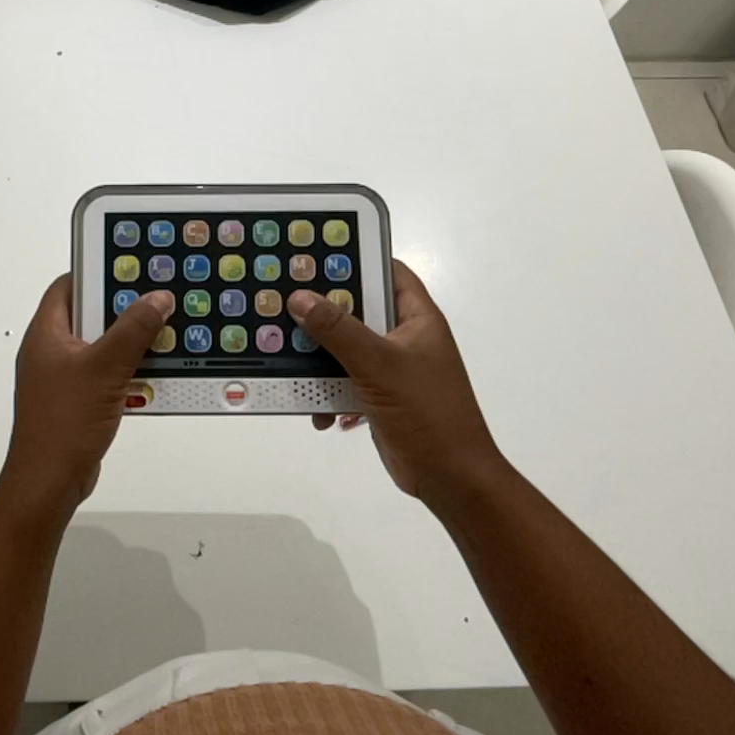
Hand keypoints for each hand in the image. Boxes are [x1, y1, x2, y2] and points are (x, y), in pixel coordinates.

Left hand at [0, 274, 173, 517]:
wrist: (49, 482)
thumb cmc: (65, 422)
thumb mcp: (105, 368)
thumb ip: (133, 330)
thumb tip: (157, 297)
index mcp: (46, 333)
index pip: (68, 286)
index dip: (98, 272)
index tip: (132, 268)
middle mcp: (51, 351)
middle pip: (90, 315)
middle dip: (124, 310)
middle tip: (158, 300)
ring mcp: (62, 377)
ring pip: (102, 347)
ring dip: (130, 344)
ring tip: (164, 335)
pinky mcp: (76, 400)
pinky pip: (106, 375)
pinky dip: (128, 372)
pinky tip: (156, 375)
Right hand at [289, 260, 502, 499]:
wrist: (451, 479)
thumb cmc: (425, 412)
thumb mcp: (379, 365)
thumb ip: (338, 330)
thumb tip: (299, 297)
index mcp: (417, 319)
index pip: (388, 272)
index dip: (356, 258)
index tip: (313, 254)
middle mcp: (404, 338)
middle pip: (358, 310)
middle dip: (323, 311)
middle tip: (283, 301)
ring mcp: (392, 370)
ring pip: (346, 349)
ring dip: (320, 360)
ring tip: (287, 357)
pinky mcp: (379, 398)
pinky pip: (344, 383)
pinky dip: (328, 394)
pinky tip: (318, 412)